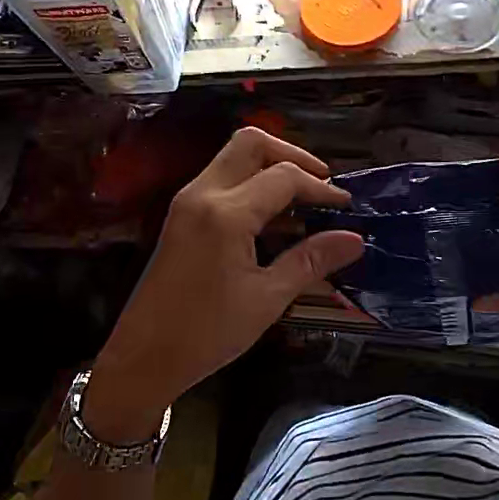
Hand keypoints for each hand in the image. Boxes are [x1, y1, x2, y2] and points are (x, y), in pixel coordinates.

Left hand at [85, 128, 363, 439]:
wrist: (144, 356)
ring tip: (302, 202)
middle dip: (292, 155)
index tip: (346, 207)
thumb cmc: (207, 333)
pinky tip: (272, 218)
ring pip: (233, 157)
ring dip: (270, 167)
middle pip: (251, 143)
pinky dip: (250, 184)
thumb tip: (354, 239)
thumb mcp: (267, 298)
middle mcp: (203, 194)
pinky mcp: (181, 214)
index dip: (320, 188)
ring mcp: (187, 201)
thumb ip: (311, 260)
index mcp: (225, 214)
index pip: (284, 176)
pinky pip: (221, 179)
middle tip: (321, 185)